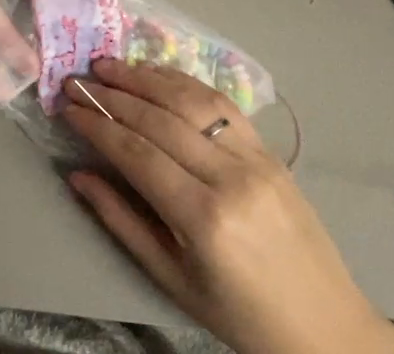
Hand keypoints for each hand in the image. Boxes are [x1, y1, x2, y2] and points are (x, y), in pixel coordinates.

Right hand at [63, 61, 393, 353]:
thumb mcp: (171, 278)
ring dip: (144, 78)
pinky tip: (155, 74)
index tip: (66, 108)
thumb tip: (78, 174)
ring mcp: (257, 160)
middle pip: (158, 120)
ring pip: (191, 101)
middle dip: (110, 96)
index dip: (96, 125)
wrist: (327, 327)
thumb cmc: (239, 314)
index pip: (136, 152)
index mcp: (203, 218)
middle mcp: (231, 179)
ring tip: (106, 65)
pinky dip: (183, 83)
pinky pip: (222, 105)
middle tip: (75, 81)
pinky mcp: (272, 153)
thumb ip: (121, 221)